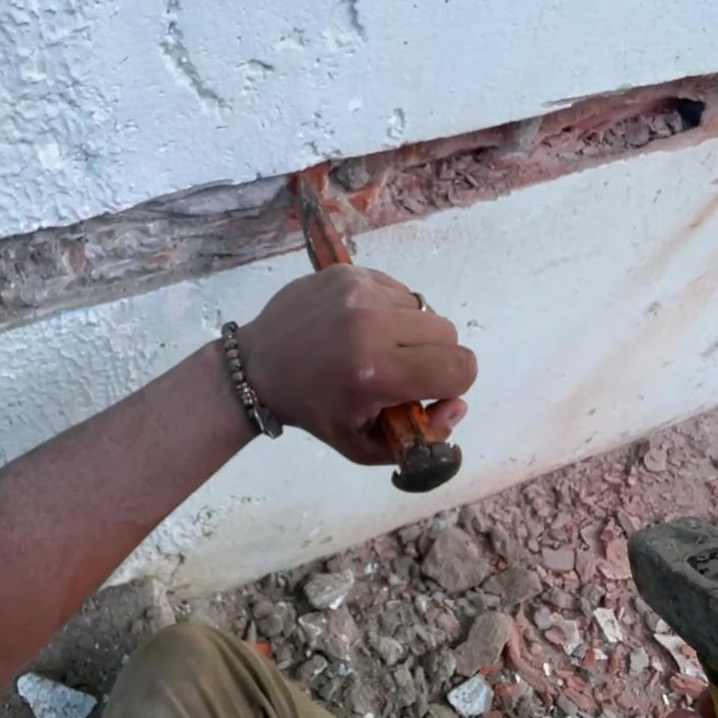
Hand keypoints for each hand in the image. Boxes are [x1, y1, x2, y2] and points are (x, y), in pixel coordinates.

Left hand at [234, 264, 475, 464]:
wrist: (257, 367)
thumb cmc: (314, 410)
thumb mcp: (363, 444)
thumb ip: (421, 436)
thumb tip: (457, 406)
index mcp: (376, 372)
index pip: (459, 368)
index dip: (451, 384)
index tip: (426, 389)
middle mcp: (371, 325)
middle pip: (448, 334)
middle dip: (433, 356)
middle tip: (399, 368)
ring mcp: (359, 292)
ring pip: (423, 308)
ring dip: (409, 330)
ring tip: (374, 345)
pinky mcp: (348, 272)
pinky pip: (398, 289)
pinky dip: (389, 309)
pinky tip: (358, 325)